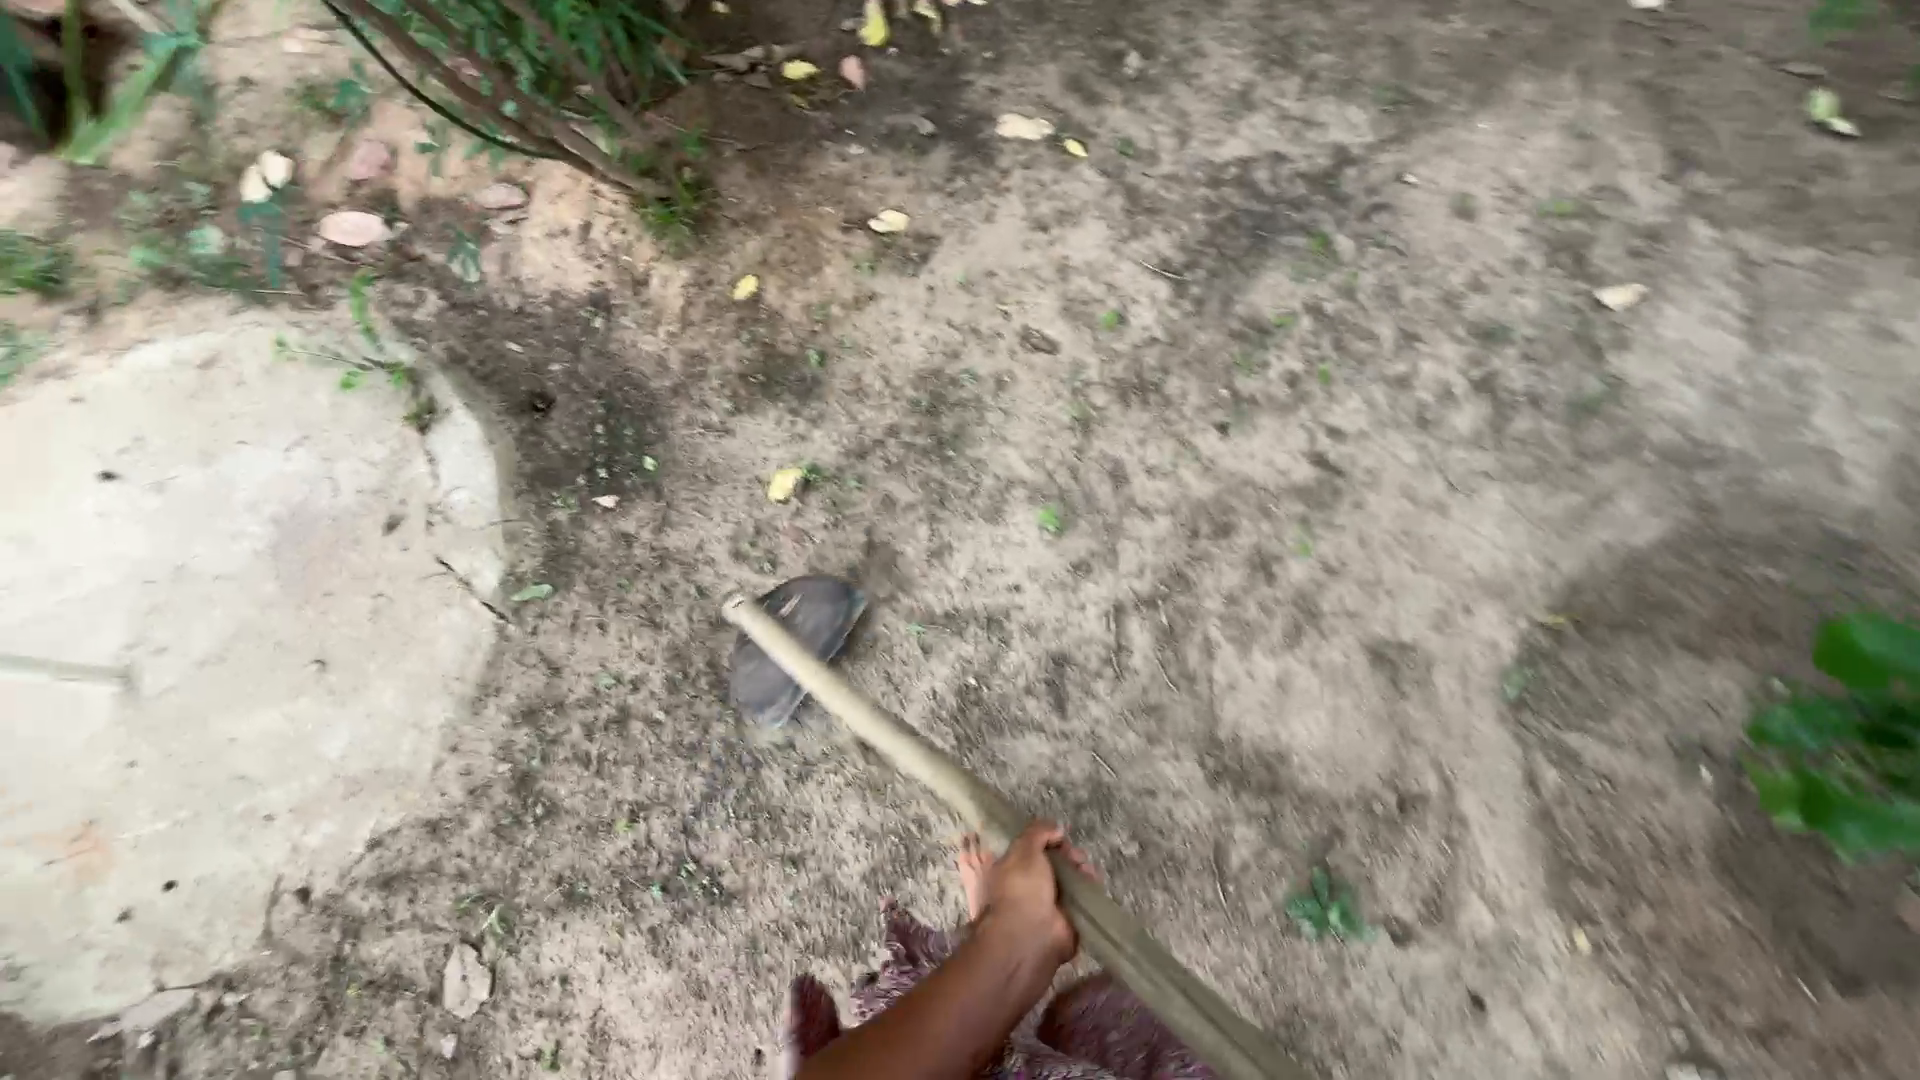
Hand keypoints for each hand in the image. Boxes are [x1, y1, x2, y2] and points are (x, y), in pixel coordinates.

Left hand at [977, 820, 1096, 968]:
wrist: (1031, 935)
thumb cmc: (1022, 887)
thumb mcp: (1024, 849)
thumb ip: (1038, 832)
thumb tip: (1056, 829)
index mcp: (1014, 869)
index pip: (1035, 849)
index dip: (1050, 841)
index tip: (1060, 838)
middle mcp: (1031, 886)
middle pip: (1057, 863)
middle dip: (1070, 856)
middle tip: (1076, 857)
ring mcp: (1051, 904)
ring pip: (1072, 880)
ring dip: (1082, 871)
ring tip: (1087, 871)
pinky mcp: (1069, 921)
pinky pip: (1083, 900)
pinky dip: (1091, 889)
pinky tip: (1093, 882)